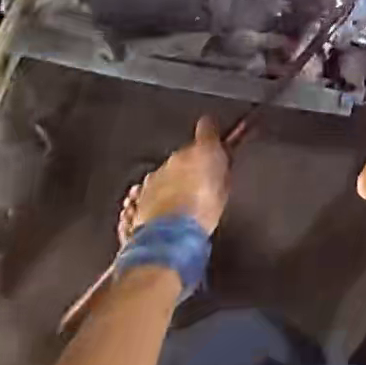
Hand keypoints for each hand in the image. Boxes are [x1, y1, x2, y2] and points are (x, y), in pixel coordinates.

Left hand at [118, 116, 229, 239]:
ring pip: (169, 170)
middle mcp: (177, 157)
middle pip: (187, 153)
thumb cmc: (201, 212)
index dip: (210, 130)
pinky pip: (154, 187)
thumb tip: (222, 162)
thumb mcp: (224, 189)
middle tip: (201, 182)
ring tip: (182, 202)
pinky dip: (160, 194)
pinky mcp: (141, 192)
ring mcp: (157, 173)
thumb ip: (222, 169)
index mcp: (202, 151)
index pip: (207, 127)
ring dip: (175, 180)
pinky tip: (167, 209)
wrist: (168, 237)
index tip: (212, 133)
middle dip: (193, 164)